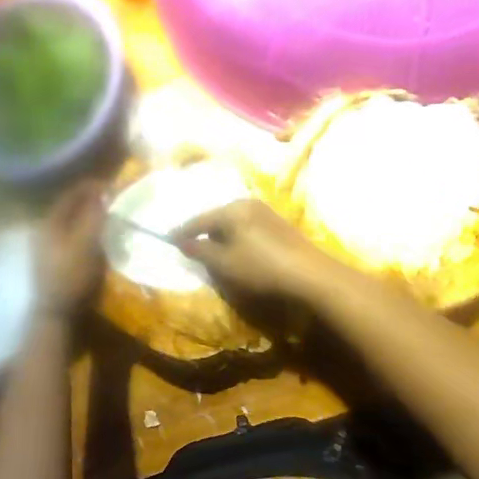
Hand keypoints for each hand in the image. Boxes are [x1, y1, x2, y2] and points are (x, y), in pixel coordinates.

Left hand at [33, 181, 106, 319]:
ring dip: (94, 219)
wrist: (58, 316)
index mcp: (49, 223)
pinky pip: (78, 240)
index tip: (114, 185)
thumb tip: (105, 192)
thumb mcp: (85, 243)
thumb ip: (94, 216)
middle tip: (117, 200)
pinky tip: (106, 240)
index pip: (71, 195)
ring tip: (115, 218)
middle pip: (72, 209)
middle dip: (94, 202)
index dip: (91, 187)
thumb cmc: (71, 276)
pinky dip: (92, 235)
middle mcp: (47, 232)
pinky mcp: (60, 264)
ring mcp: (52, 249)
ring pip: (75, 225)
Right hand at [174, 200, 351, 303]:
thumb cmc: (260, 267)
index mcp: (232, 209)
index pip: (199, 220)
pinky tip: (238, 253)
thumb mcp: (224, 263)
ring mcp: (267, 213)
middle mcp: (248, 204)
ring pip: (234, 224)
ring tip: (213, 253)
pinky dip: (238, 239)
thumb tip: (182, 242)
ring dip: (222, 237)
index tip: (168, 240)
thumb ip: (200, 250)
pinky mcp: (280, 226)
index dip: (182, 232)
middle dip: (203, 233)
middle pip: (217, 218)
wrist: (309, 274)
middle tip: (190, 246)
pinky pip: (248, 229)